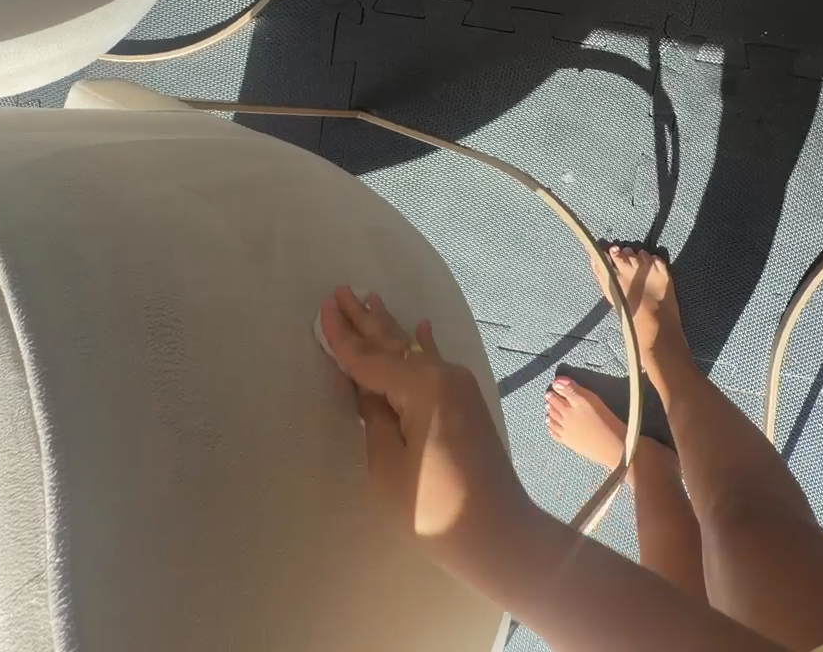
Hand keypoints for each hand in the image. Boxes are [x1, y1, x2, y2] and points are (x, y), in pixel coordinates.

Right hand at [320, 286, 531, 567]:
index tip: (323, 307)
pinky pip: (436, 362)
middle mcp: (441, 374)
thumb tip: (371, 388)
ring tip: (370, 298)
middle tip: (342, 291)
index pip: (368, 358)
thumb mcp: (388, 463)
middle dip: (365, 319)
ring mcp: (458, 384)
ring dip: (389, 327)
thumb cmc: (435, 507)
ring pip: (413, 349)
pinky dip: (424, 344)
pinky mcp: (465, 399)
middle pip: (392, 343)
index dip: (342, 336)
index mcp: (420, 385)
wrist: (499, 532)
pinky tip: (423, 327)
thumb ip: (375, 416)